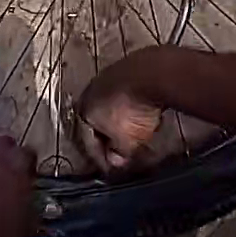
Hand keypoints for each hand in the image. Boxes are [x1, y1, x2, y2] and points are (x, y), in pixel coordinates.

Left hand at [0, 124, 37, 236]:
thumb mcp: (26, 222)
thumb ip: (35, 205)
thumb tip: (39, 204)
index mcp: (21, 163)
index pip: (29, 154)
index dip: (25, 167)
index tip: (22, 177)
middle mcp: (0, 149)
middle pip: (7, 142)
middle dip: (6, 156)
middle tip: (1, 174)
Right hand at [74, 51, 167, 174]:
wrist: (152, 73)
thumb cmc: (131, 111)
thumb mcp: (126, 142)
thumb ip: (118, 154)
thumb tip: (116, 161)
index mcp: (83, 111)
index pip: (88, 141)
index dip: (101, 159)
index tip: (112, 170)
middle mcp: (91, 91)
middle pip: (99, 120)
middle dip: (111, 136)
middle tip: (123, 151)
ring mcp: (108, 76)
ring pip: (113, 105)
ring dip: (123, 119)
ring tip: (138, 131)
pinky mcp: (128, 67)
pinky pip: (128, 93)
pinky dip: (133, 104)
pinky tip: (146, 111)